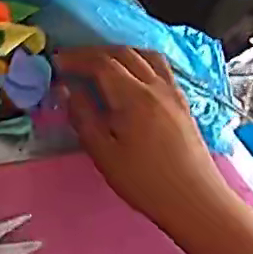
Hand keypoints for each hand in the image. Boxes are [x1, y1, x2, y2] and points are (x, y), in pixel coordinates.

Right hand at [57, 47, 252, 253]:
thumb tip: (69, 90)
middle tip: (71, 60)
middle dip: (93, 52)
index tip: (56, 62)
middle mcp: (155, 86)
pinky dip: (138, 59)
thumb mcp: (104, 154)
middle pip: (122, 53)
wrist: (196, 201)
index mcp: (134, 97)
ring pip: (144, 55)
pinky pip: (159, 66)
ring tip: (99, 62)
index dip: (76, 59)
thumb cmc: (145, 182)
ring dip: (117, 52)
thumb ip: (84, 117)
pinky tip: (131, 74)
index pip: (101, 64)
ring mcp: (172, 92)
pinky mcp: (182, 101)